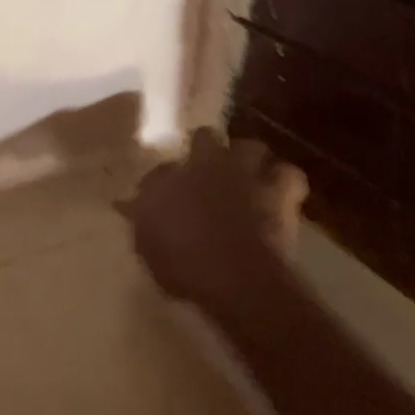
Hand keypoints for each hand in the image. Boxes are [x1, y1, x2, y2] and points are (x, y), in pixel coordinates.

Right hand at [116, 129, 308, 303]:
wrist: (237, 277)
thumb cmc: (183, 261)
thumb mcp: (147, 244)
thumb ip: (140, 219)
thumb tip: (124, 203)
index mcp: (173, 173)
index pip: (164, 165)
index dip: (166, 176)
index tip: (165, 190)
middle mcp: (207, 163)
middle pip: (206, 138)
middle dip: (207, 148)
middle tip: (207, 171)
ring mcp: (246, 174)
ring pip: (250, 147)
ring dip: (248, 158)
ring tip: (247, 176)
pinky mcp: (281, 192)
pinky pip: (289, 176)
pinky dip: (284, 181)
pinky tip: (281, 194)